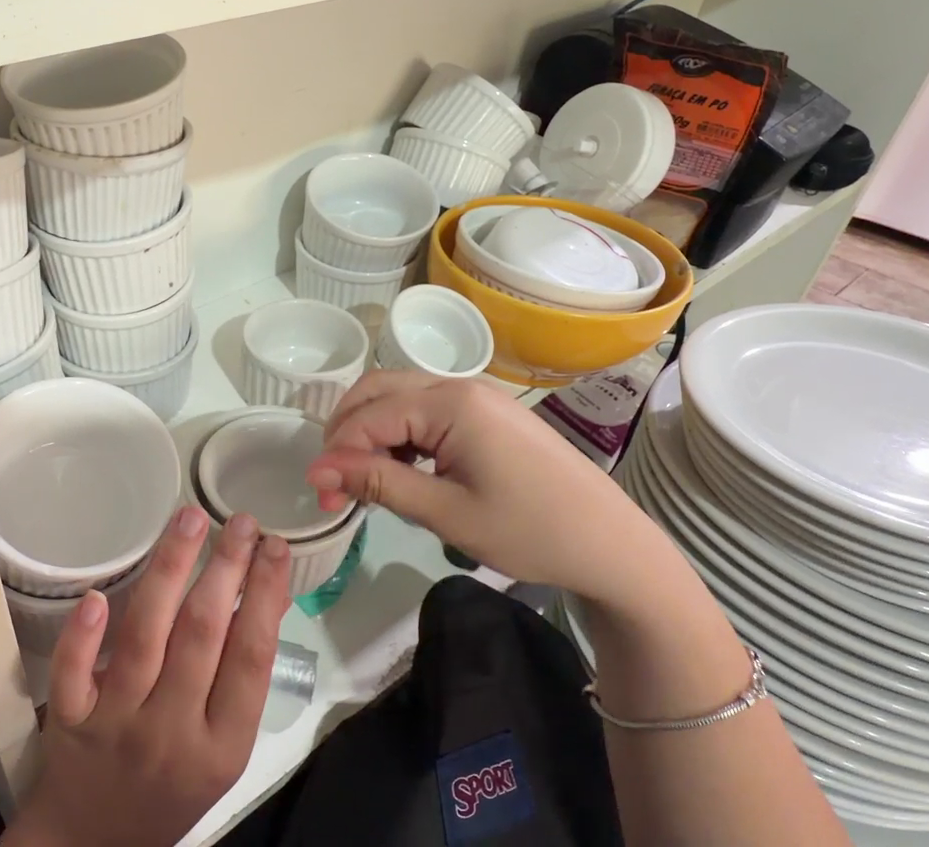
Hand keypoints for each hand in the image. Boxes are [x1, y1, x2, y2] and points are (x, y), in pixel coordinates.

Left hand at [2, 506, 294, 846]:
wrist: (98, 837)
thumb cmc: (175, 784)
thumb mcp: (225, 745)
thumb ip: (244, 675)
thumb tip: (270, 590)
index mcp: (222, 744)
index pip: (251, 655)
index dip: (265, 594)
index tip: (273, 545)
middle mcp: (172, 732)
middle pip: (200, 635)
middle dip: (224, 569)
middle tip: (237, 520)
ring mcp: (117, 724)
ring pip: (144, 637)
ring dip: (168, 570)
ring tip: (189, 519)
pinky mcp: (70, 720)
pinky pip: (74, 674)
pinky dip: (83, 636)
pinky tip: (96, 594)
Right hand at [305, 371, 678, 604]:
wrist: (611, 544)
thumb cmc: (529, 531)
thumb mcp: (445, 512)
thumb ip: (378, 483)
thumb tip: (317, 471)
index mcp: (451, 403)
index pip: (369, 416)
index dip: (336, 453)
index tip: (320, 495)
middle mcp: (461, 385)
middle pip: (378, 389)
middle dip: (346, 432)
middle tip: (335, 483)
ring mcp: (478, 396)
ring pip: (399, 396)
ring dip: (371, 431)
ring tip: (364, 480)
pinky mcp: (488, 413)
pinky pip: (425, 408)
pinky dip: (400, 432)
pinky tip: (402, 468)